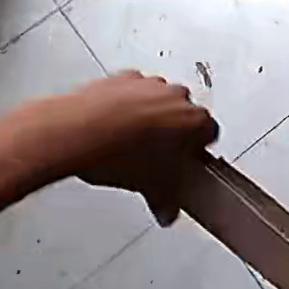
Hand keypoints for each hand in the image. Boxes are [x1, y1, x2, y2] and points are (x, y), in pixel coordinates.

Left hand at [7, 72, 217, 212]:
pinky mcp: (123, 77)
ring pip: (157, 100)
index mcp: (194, 121)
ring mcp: (149, 84)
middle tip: (156, 156)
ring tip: (129, 142)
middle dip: (173, 132)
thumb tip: (166, 211)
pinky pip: (132, 91)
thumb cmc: (119, 153)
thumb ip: (166, 201)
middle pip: (184, 114)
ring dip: (149, 116)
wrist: (79, 131)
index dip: (197, 149)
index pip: (209, 133)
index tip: (186, 160)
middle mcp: (175, 96)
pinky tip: (112, 127)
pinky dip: (125, 104)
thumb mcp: (150, 188)